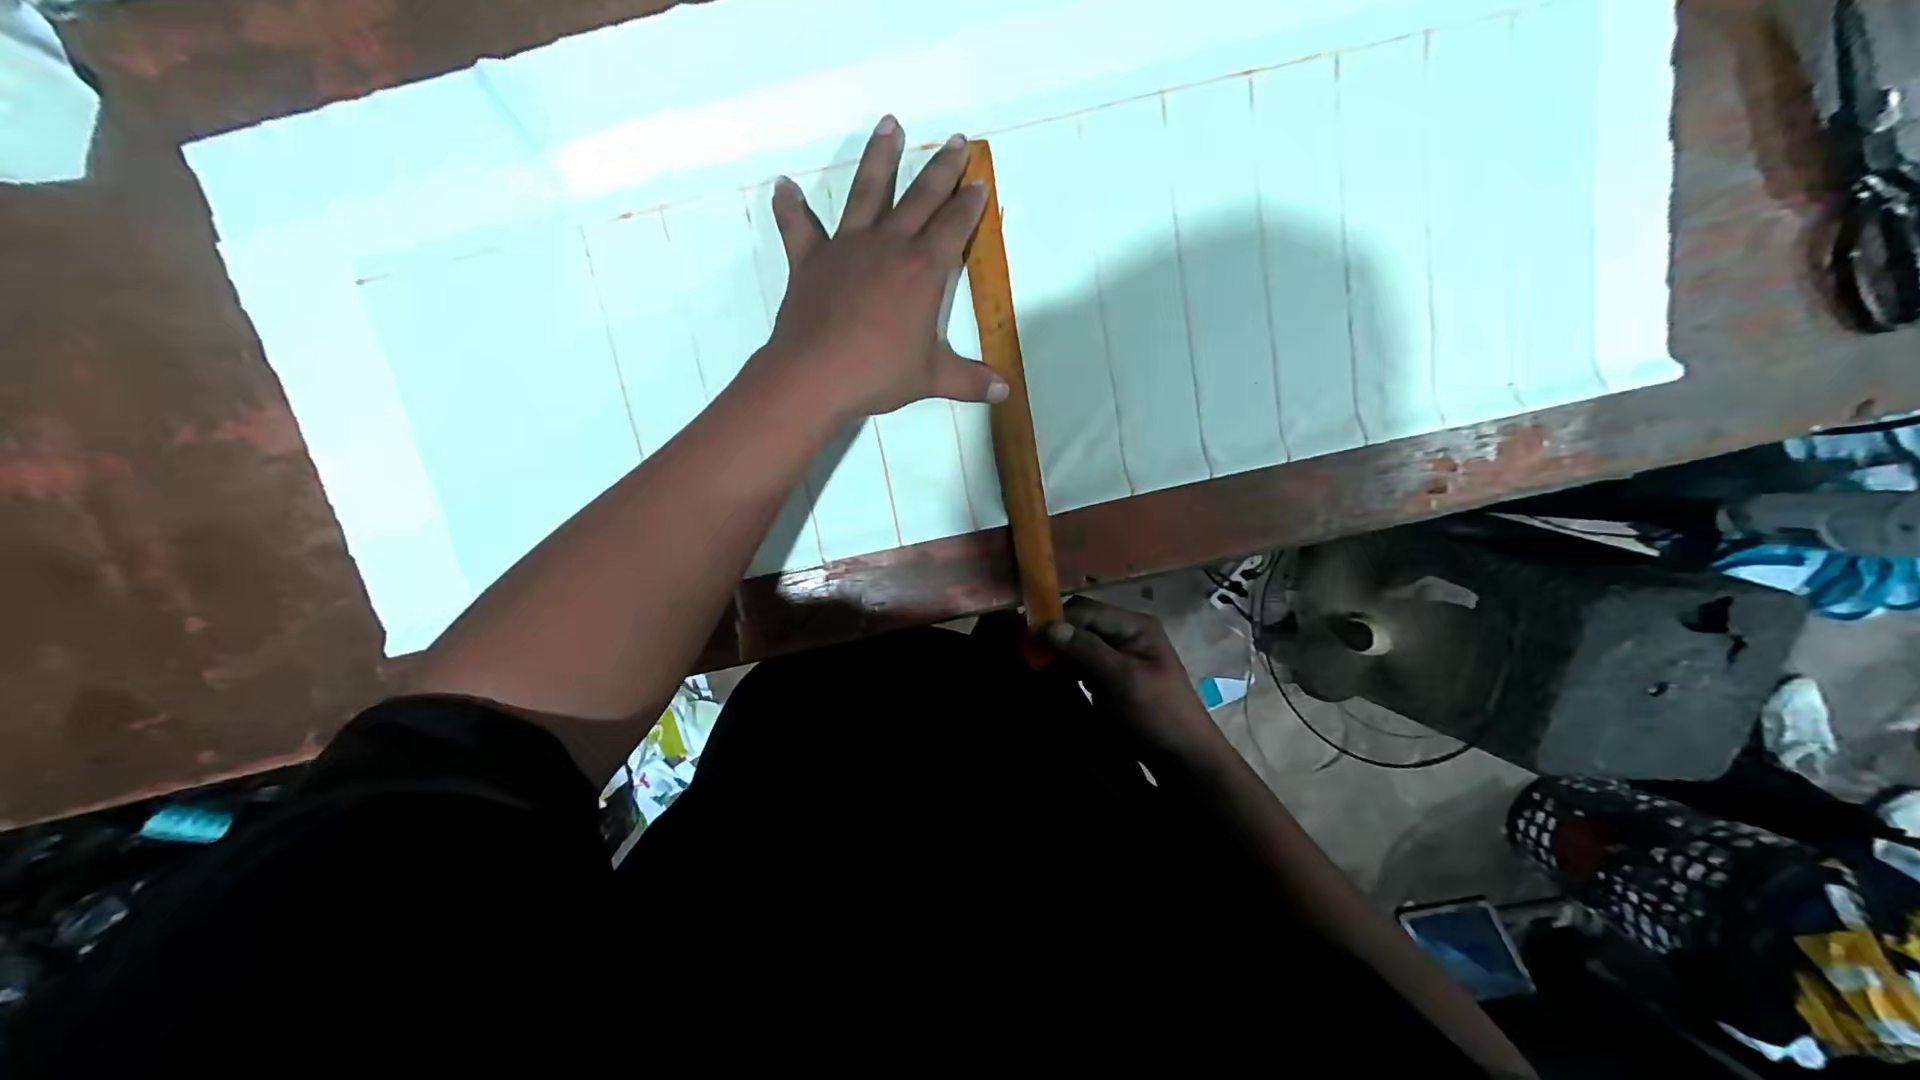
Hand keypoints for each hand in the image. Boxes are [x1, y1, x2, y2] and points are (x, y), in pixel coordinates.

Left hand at [753, 115, 1007, 419]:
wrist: (814, 375)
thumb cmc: (879, 374)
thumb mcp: (932, 379)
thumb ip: (969, 381)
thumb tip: (1005, 393)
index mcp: (923, 270)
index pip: (954, 225)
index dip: (969, 203)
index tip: (979, 181)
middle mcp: (889, 246)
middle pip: (921, 197)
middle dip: (942, 168)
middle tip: (956, 141)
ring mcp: (847, 247)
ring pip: (867, 192)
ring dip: (880, 157)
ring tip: (890, 124)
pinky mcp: (811, 260)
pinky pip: (798, 227)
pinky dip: (790, 207)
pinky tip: (783, 185)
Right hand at [1043, 597, 1229, 763]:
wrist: (1181, 755)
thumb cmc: (1157, 712)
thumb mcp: (1122, 678)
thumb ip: (1086, 649)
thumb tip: (1048, 626)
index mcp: (1134, 625)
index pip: (1086, 610)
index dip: (1058, 620)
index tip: (1029, 637)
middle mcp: (1125, 632)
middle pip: (1081, 622)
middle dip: (1056, 634)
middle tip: (1029, 652)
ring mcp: (1118, 653)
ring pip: (1078, 641)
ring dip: (1058, 651)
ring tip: (1035, 663)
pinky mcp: (1110, 674)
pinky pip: (1081, 660)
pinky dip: (1065, 665)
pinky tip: (1050, 674)